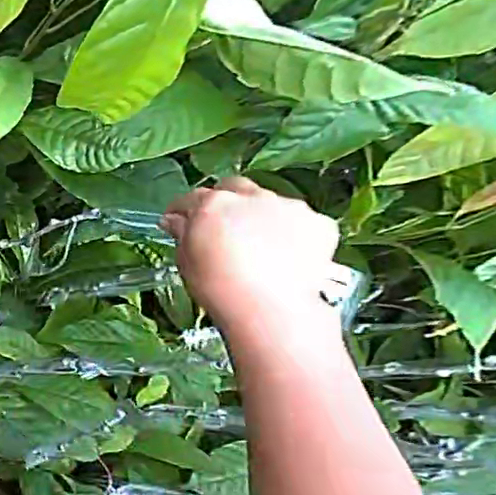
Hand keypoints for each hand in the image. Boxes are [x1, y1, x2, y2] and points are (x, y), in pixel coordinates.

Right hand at [162, 177, 342, 340]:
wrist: (270, 307)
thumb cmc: (217, 285)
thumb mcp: (186, 259)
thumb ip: (183, 233)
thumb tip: (176, 220)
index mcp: (213, 205)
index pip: (190, 198)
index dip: (180, 210)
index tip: (177, 220)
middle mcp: (253, 197)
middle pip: (233, 187)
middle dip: (222, 200)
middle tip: (216, 225)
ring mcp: (290, 207)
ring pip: (267, 202)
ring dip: (257, 214)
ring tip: (253, 242)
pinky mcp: (319, 222)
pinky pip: (298, 220)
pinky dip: (287, 230)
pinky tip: (281, 252)